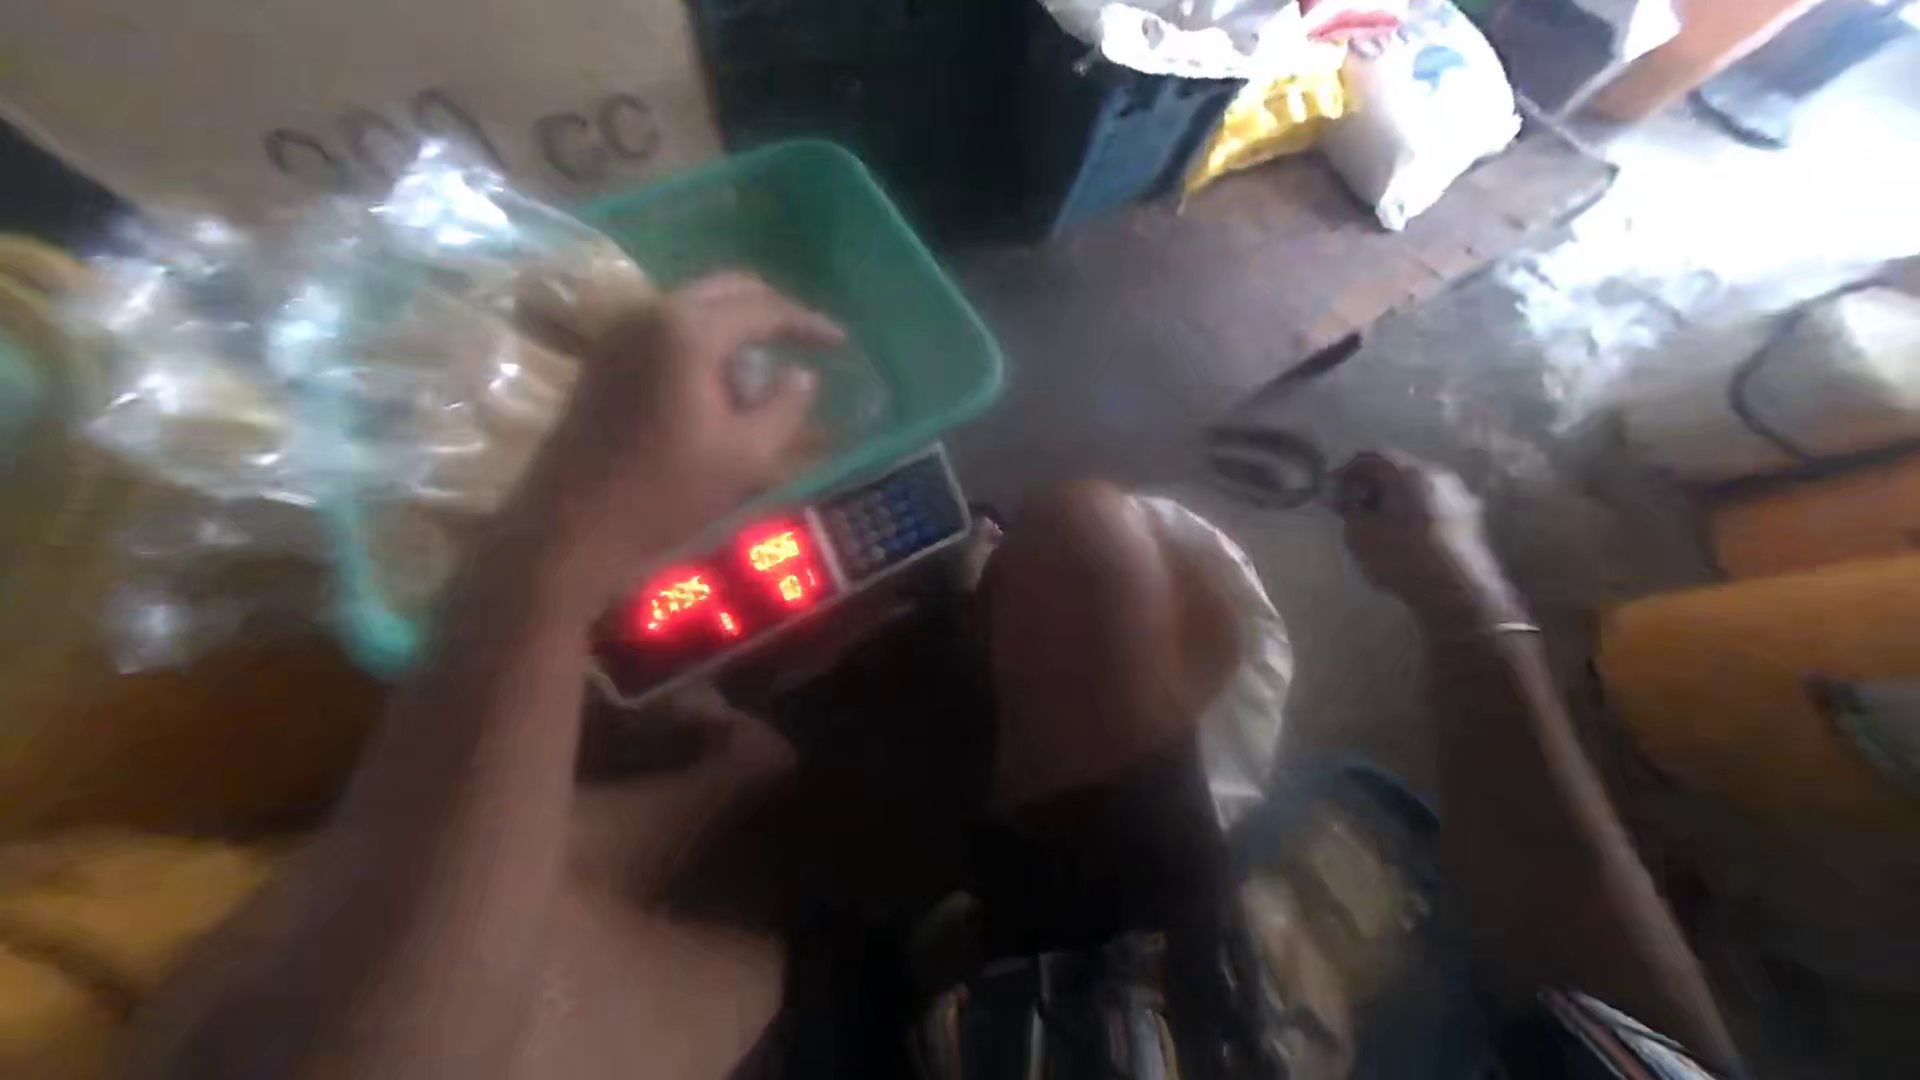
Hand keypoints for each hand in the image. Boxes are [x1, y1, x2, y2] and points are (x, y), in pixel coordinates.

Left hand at [514, 271, 843, 598]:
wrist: (573, 527)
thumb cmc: (667, 492)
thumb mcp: (747, 455)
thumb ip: (784, 407)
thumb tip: (803, 377)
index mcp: (689, 332)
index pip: (763, 308)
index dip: (807, 323)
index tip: (841, 341)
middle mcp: (651, 314)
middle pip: (727, 290)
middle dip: (773, 311)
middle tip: (808, 339)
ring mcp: (621, 333)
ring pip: (696, 306)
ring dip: (739, 325)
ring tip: (771, 362)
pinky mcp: (606, 358)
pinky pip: (670, 328)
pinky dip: (707, 340)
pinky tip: (723, 377)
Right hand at [1332, 452, 1527, 633]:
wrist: (1456, 591)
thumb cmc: (1400, 557)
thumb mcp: (1359, 533)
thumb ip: (1345, 509)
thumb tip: (1334, 497)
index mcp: (1408, 473)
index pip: (1370, 457)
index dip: (1344, 471)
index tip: (1330, 490)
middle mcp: (1437, 475)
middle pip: (1395, 468)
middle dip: (1368, 483)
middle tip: (1348, 505)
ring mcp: (1457, 495)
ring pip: (1413, 486)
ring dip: (1389, 496)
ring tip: (1371, 520)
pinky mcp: (1467, 516)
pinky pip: (1428, 501)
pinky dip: (1407, 507)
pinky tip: (1396, 530)